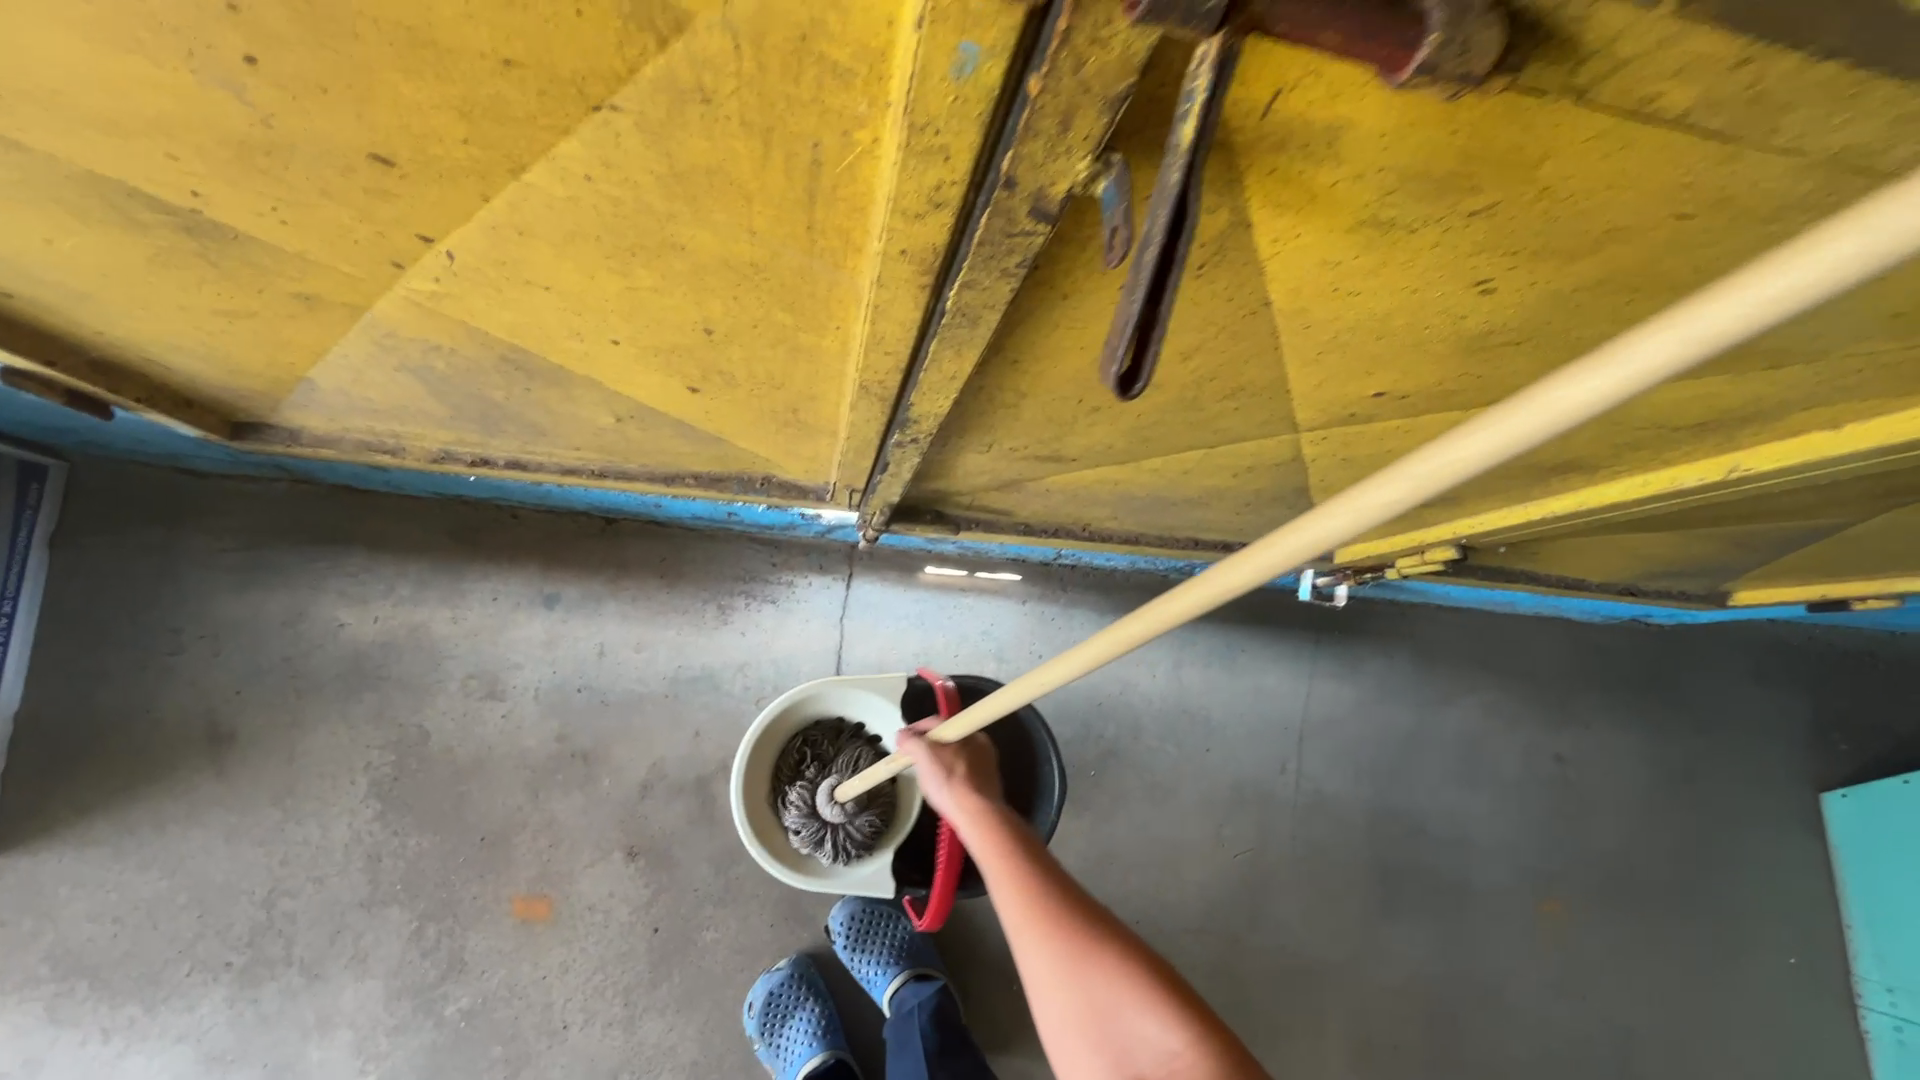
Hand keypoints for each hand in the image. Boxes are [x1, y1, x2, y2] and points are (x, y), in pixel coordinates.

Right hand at [897, 717, 1003, 822]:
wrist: (978, 815)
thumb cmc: (951, 781)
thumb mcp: (925, 756)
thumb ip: (911, 742)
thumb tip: (902, 735)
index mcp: (967, 730)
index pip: (937, 723)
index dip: (915, 728)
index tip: (901, 739)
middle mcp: (980, 743)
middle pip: (947, 739)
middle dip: (927, 746)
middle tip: (911, 756)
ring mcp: (985, 764)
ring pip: (954, 757)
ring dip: (938, 762)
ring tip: (923, 774)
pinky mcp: (986, 784)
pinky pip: (961, 773)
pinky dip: (948, 776)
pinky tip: (940, 787)